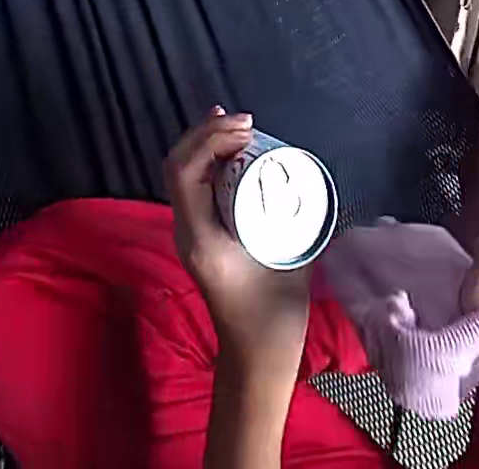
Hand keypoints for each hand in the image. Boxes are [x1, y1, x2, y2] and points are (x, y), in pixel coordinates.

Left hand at [164, 107, 312, 367]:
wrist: (254, 359)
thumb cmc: (273, 318)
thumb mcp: (290, 263)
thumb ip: (296, 219)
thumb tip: (300, 173)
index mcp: (200, 237)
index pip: (185, 172)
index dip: (210, 139)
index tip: (246, 130)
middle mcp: (186, 229)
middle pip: (178, 165)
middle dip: (206, 133)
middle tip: (244, 121)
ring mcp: (188, 231)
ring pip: (182, 172)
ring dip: (204, 142)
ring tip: (234, 123)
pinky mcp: (198, 232)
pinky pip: (193, 184)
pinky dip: (207, 159)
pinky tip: (228, 148)